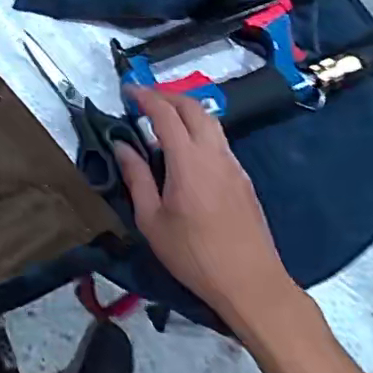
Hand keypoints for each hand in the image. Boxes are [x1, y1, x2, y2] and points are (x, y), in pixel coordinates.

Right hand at [115, 88, 297, 329]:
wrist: (250, 282)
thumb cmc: (193, 255)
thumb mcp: (151, 220)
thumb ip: (136, 178)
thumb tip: (122, 146)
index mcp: (188, 160)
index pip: (164, 113)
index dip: (144, 97)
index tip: (127, 91)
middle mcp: (214, 153)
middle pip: (192, 107)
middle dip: (167, 95)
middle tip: (144, 99)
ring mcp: (233, 164)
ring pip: (210, 121)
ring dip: (186, 110)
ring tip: (163, 118)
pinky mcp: (243, 178)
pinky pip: (219, 140)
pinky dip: (199, 129)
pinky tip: (187, 149)